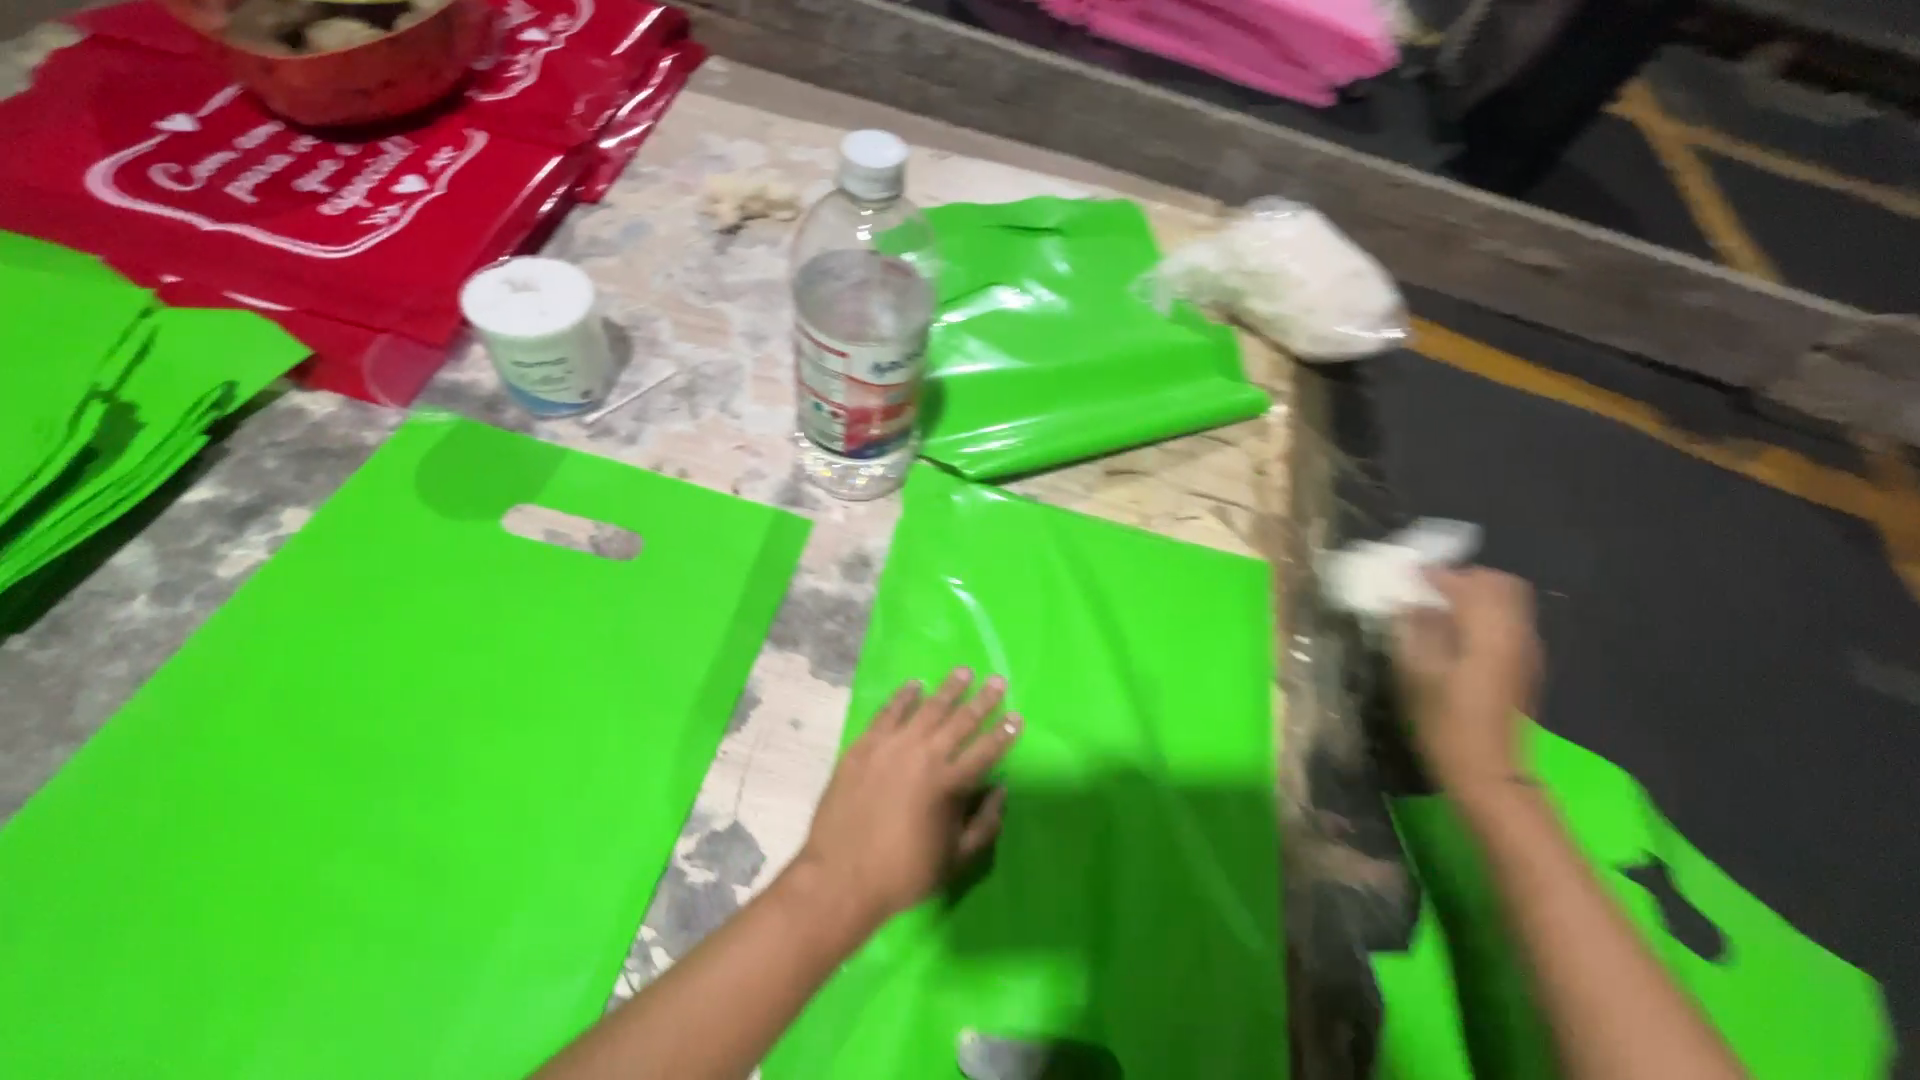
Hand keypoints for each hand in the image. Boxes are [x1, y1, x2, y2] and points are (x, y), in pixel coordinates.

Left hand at [796, 669, 1022, 923]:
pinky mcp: (863, 746)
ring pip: (927, 709)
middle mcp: (925, 757)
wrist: (841, 876)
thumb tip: (1000, 790)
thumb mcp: (957, 859)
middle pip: (961, 720)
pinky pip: (888, 713)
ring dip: (948, 689)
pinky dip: (903, 697)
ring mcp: (891, 747)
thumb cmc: (904, 873)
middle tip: (997, 680)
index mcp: (951, 785)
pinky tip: (914, 685)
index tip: (1017, 715)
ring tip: (962, 672)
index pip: (987, 750)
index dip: (1005, 732)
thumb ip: (985, 824)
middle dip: (983, 699)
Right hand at [1392, 567, 1541, 791]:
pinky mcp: (1524, 665)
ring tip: (1437, 614)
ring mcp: (1525, 649)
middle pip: (1498, 583)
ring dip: (1473, 598)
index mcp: (1487, 631)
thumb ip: (1413, 629)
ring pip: (1506, 601)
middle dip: (1461, 581)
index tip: (1403, 578)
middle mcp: (1515, 632)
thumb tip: (1408, 599)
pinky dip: (1483, 617)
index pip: (1464, 582)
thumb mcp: (1415, 675)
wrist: (1488, 773)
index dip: (1431, 575)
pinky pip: (1508, 622)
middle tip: (1426, 593)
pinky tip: (1457, 638)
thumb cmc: (1445, 724)